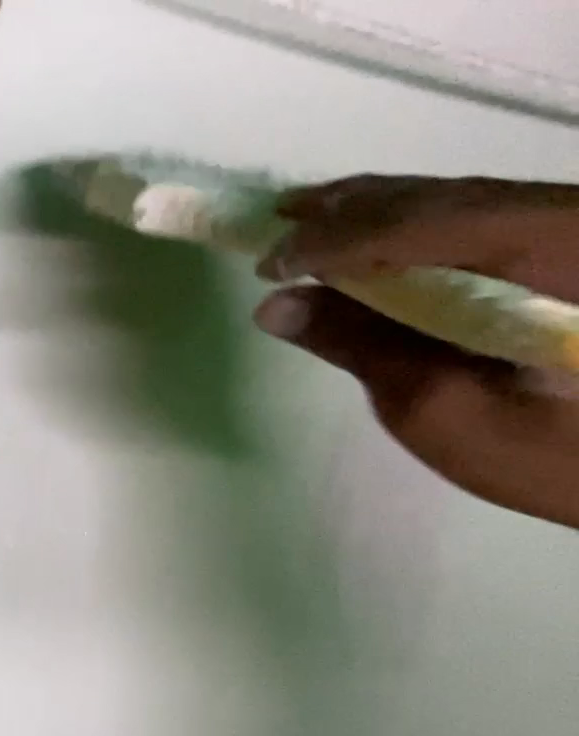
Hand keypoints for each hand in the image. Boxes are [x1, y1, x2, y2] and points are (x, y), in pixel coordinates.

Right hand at [252, 174, 578, 528]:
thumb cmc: (572, 459)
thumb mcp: (451, 413)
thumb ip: (368, 348)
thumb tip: (279, 304)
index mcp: (570, 257)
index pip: (439, 224)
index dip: (341, 237)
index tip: (266, 265)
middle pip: (458, 198)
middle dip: (356, 208)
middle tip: (274, 219)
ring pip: (478, 200)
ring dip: (385, 210)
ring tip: (310, 220)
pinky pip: (497, 217)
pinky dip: (425, 223)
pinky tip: (380, 236)